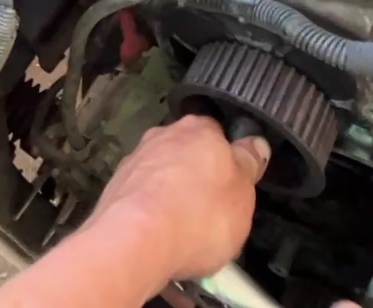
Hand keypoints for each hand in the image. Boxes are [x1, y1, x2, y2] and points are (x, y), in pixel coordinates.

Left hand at [80, 115, 270, 280]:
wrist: (136, 239)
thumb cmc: (198, 214)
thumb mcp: (243, 193)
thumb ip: (248, 165)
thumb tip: (256, 145)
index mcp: (199, 128)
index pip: (219, 134)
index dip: (228, 160)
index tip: (233, 185)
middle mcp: (164, 135)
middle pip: (187, 154)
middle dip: (197, 179)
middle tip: (211, 213)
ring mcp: (137, 159)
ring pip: (163, 176)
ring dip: (173, 197)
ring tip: (186, 236)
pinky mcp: (116, 187)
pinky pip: (143, 200)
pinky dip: (152, 216)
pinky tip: (162, 243)